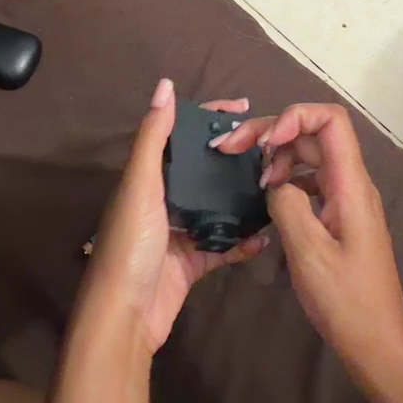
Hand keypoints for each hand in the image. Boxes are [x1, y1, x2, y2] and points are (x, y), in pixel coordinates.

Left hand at [78, 78, 269, 354]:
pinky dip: (243, 240)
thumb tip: (165, 85)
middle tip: (272, 146)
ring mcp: (179, 232)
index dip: (209, 118)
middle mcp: (163, 199)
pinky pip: (223, 245)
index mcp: (147, 176)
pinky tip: (267, 233)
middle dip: (233, 156)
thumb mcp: (141, 184)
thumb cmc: (130, 244)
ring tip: (277, 183)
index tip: (244, 105)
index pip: (181, 135)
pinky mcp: (192, 262)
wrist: (125, 316)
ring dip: (242, 197)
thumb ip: (154, 137)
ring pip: (217, 206)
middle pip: (203, 169)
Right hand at [220, 103, 402, 371]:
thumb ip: (287, 202)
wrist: (378, 345)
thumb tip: (275, 181)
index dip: (294, 116)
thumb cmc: (345, 300)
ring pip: (309, 156)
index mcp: (351, 185)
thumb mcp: (308, 251)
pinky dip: (285, 179)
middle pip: (313, 134)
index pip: (331, 120)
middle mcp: (352, 183)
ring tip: (250, 180)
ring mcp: (346, 199)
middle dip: (272, 133)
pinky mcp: (339, 217)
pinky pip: (310, 181)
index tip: (263, 143)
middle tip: (230, 151)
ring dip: (276, 157)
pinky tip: (266, 198)